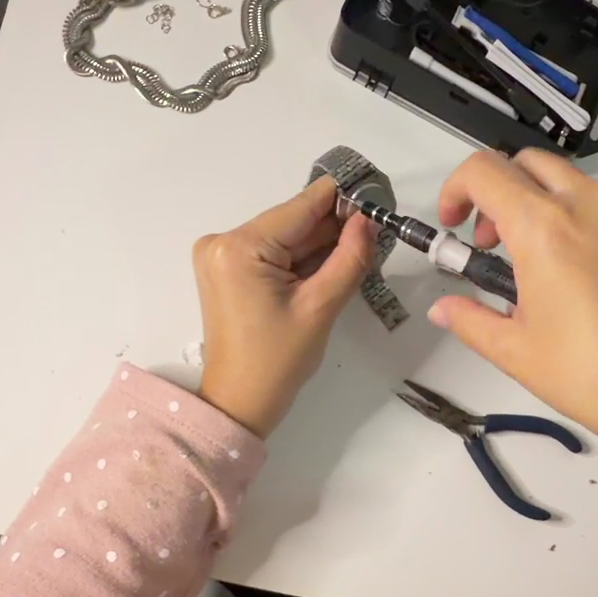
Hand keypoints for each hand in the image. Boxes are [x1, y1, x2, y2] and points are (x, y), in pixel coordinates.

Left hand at [195, 178, 377, 436]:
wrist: (239, 402)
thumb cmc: (278, 362)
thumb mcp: (320, 307)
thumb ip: (348, 258)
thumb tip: (368, 219)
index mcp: (239, 247)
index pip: (300, 208)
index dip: (341, 199)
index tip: (376, 194)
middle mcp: (222, 241)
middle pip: (291, 222)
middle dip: (332, 228)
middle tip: (376, 232)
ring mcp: (221, 256)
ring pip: (285, 238)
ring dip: (319, 246)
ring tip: (359, 253)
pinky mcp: (227, 271)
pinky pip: (272, 254)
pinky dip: (300, 261)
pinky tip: (330, 267)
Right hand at [429, 150, 597, 529]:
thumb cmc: (591, 376)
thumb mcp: (516, 352)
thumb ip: (470, 320)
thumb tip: (443, 309)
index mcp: (544, 226)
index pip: (484, 172)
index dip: (454, 190)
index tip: (452, 227)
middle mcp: (588, 203)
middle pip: (526, 164)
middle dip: (495, 193)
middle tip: (488, 245)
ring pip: (568, 182)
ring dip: (536, 205)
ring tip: (531, 269)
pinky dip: (573, 220)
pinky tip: (574, 279)